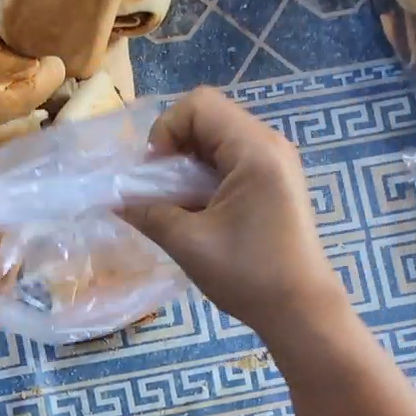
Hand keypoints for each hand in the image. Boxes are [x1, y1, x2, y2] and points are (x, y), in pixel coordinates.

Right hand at [123, 88, 352, 346]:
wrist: (301, 311)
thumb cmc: (249, 276)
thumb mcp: (190, 244)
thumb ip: (149, 214)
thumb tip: (114, 200)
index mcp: (255, 150)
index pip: (199, 105)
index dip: (165, 131)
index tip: (155, 176)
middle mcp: (270, 145)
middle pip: (208, 117)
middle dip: (174, 148)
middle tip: (161, 192)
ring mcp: (276, 163)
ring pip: (218, 140)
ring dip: (188, 165)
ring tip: (177, 205)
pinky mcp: (275, 183)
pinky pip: (232, 161)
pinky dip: (206, 178)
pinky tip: (199, 213)